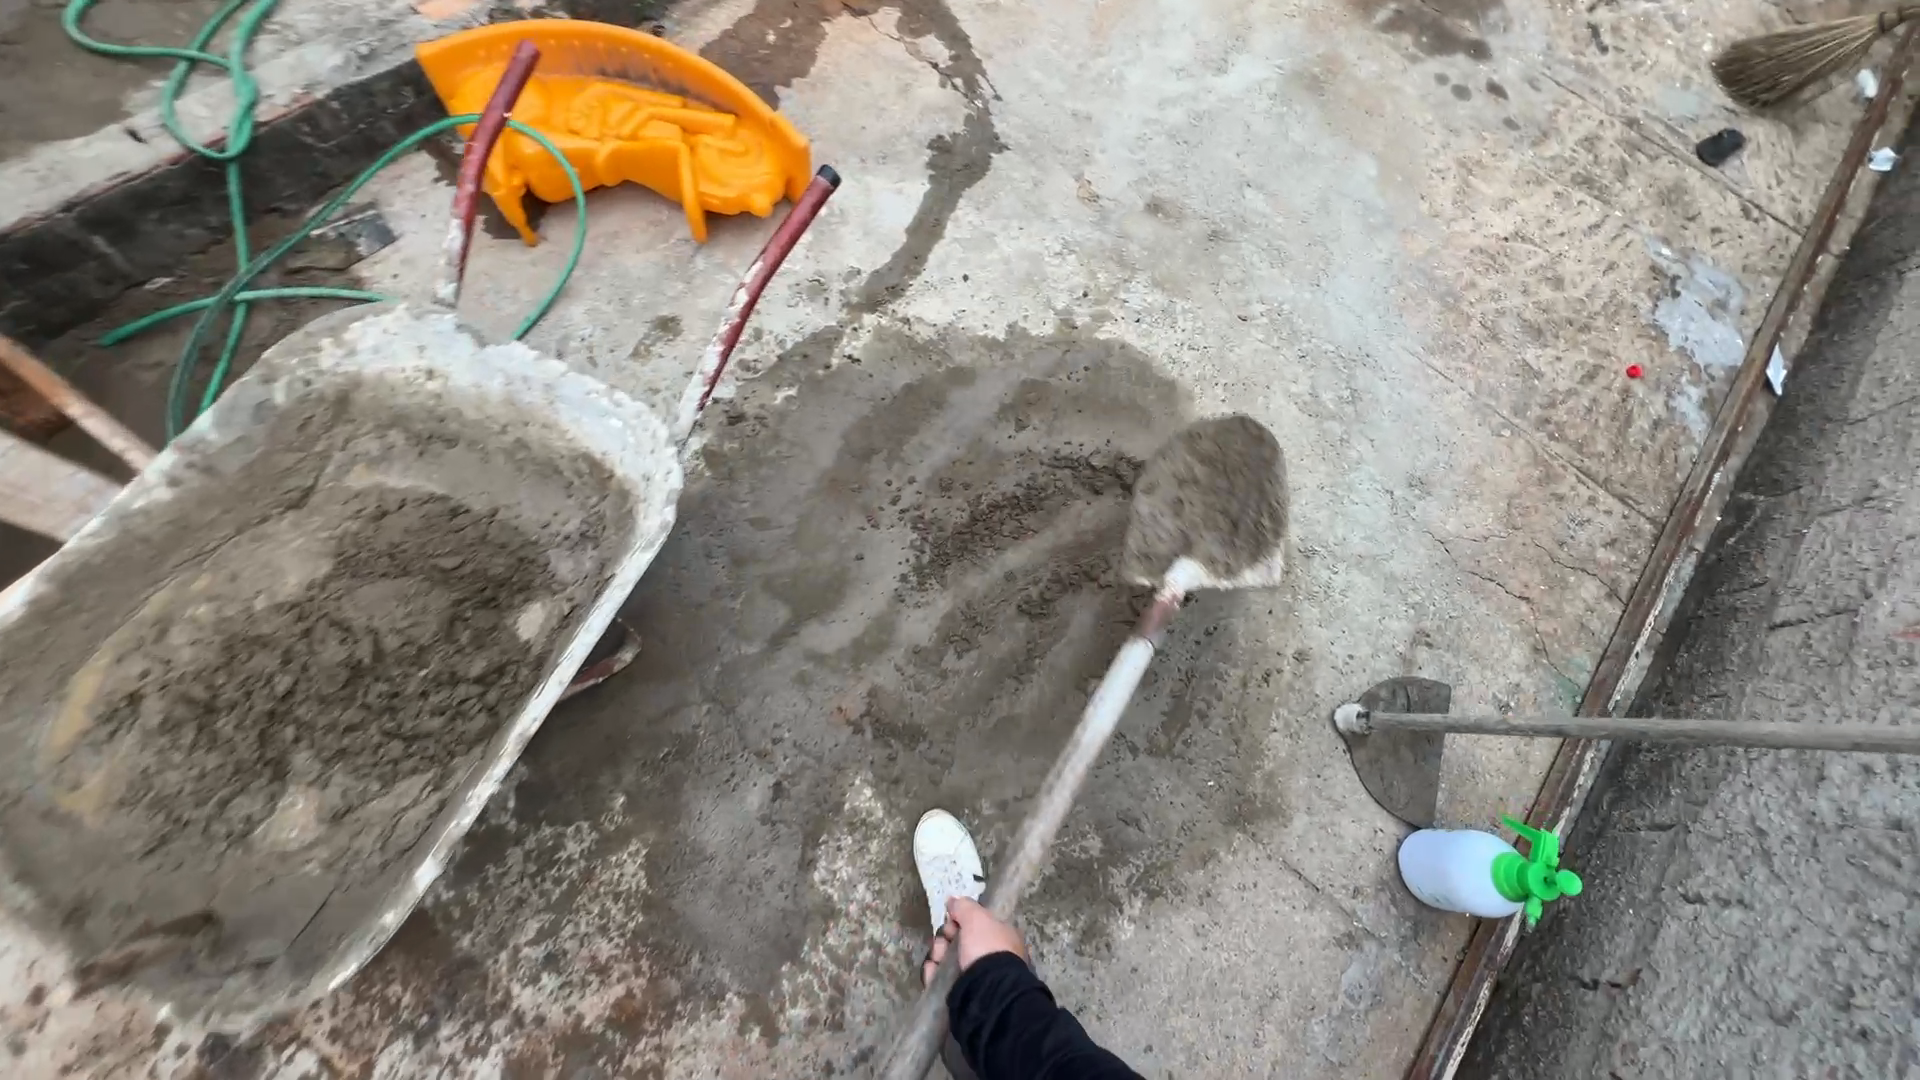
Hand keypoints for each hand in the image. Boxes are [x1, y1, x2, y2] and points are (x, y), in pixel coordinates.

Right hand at [923, 896, 1026, 985]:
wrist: (988, 992)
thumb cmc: (987, 948)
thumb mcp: (977, 918)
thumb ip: (964, 907)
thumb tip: (953, 901)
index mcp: (1001, 937)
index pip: (977, 924)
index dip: (961, 919)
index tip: (952, 919)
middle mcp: (991, 957)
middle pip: (960, 941)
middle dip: (946, 937)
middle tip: (944, 939)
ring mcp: (977, 978)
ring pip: (949, 960)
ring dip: (938, 954)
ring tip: (937, 957)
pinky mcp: (962, 996)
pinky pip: (943, 980)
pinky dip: (934, 973)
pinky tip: (931, 970)